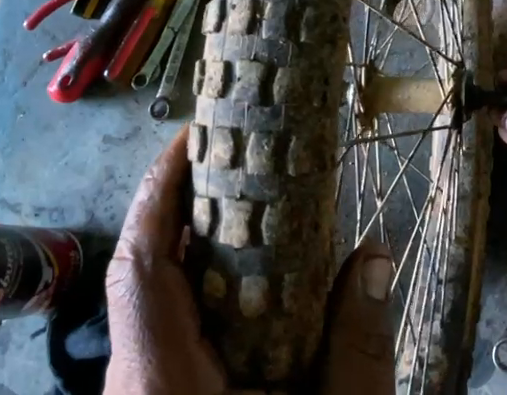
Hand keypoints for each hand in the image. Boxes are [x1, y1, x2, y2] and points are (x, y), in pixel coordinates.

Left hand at [104, 125, 397, 394]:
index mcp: (162, 385)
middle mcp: (133, 389)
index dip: (158, 192)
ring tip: (247, 208)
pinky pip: (162, 339)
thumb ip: (355, 346)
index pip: (141, 265)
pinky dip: (196, 296)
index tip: (193, 136)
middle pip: (140, 278)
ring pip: (148, 310)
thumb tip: (373, 254)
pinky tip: (245, 290)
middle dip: (181, 211)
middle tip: (239, 161)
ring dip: (190, 253)